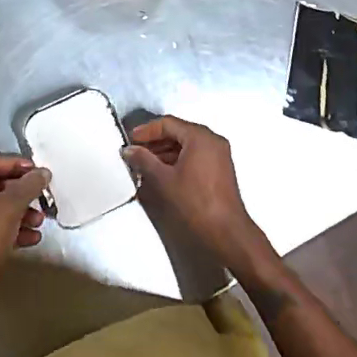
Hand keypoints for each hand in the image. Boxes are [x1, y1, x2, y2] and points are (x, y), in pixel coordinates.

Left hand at [0, 156, 50, 293]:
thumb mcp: (11, 205)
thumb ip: (29, 185)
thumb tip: (44, 171)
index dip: (18, 164)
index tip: (39, 172)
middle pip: (2, 187)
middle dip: (25, 192)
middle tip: (44, 197)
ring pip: (4, 209)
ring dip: (24, 213)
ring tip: (40, 221)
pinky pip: (2, 228)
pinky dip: (18, 230)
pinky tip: (34, 238)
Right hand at [124, 116, 277, 277]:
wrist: (226, 232)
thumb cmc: (195, 202)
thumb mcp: (164, 179)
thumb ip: (144, 160)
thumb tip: (129, 151)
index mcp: (200, 137)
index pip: (168, 123)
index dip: (147, 130)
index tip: (131, 139)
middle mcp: (212, 141)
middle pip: (178, 132)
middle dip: (155, 141)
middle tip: (136, 151)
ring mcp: (219, 155)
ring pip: (186, 145)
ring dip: (165, 152)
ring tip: (145, 164)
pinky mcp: (220, 170)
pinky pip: (195, 156)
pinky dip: (178, 160)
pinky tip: (163, 173)